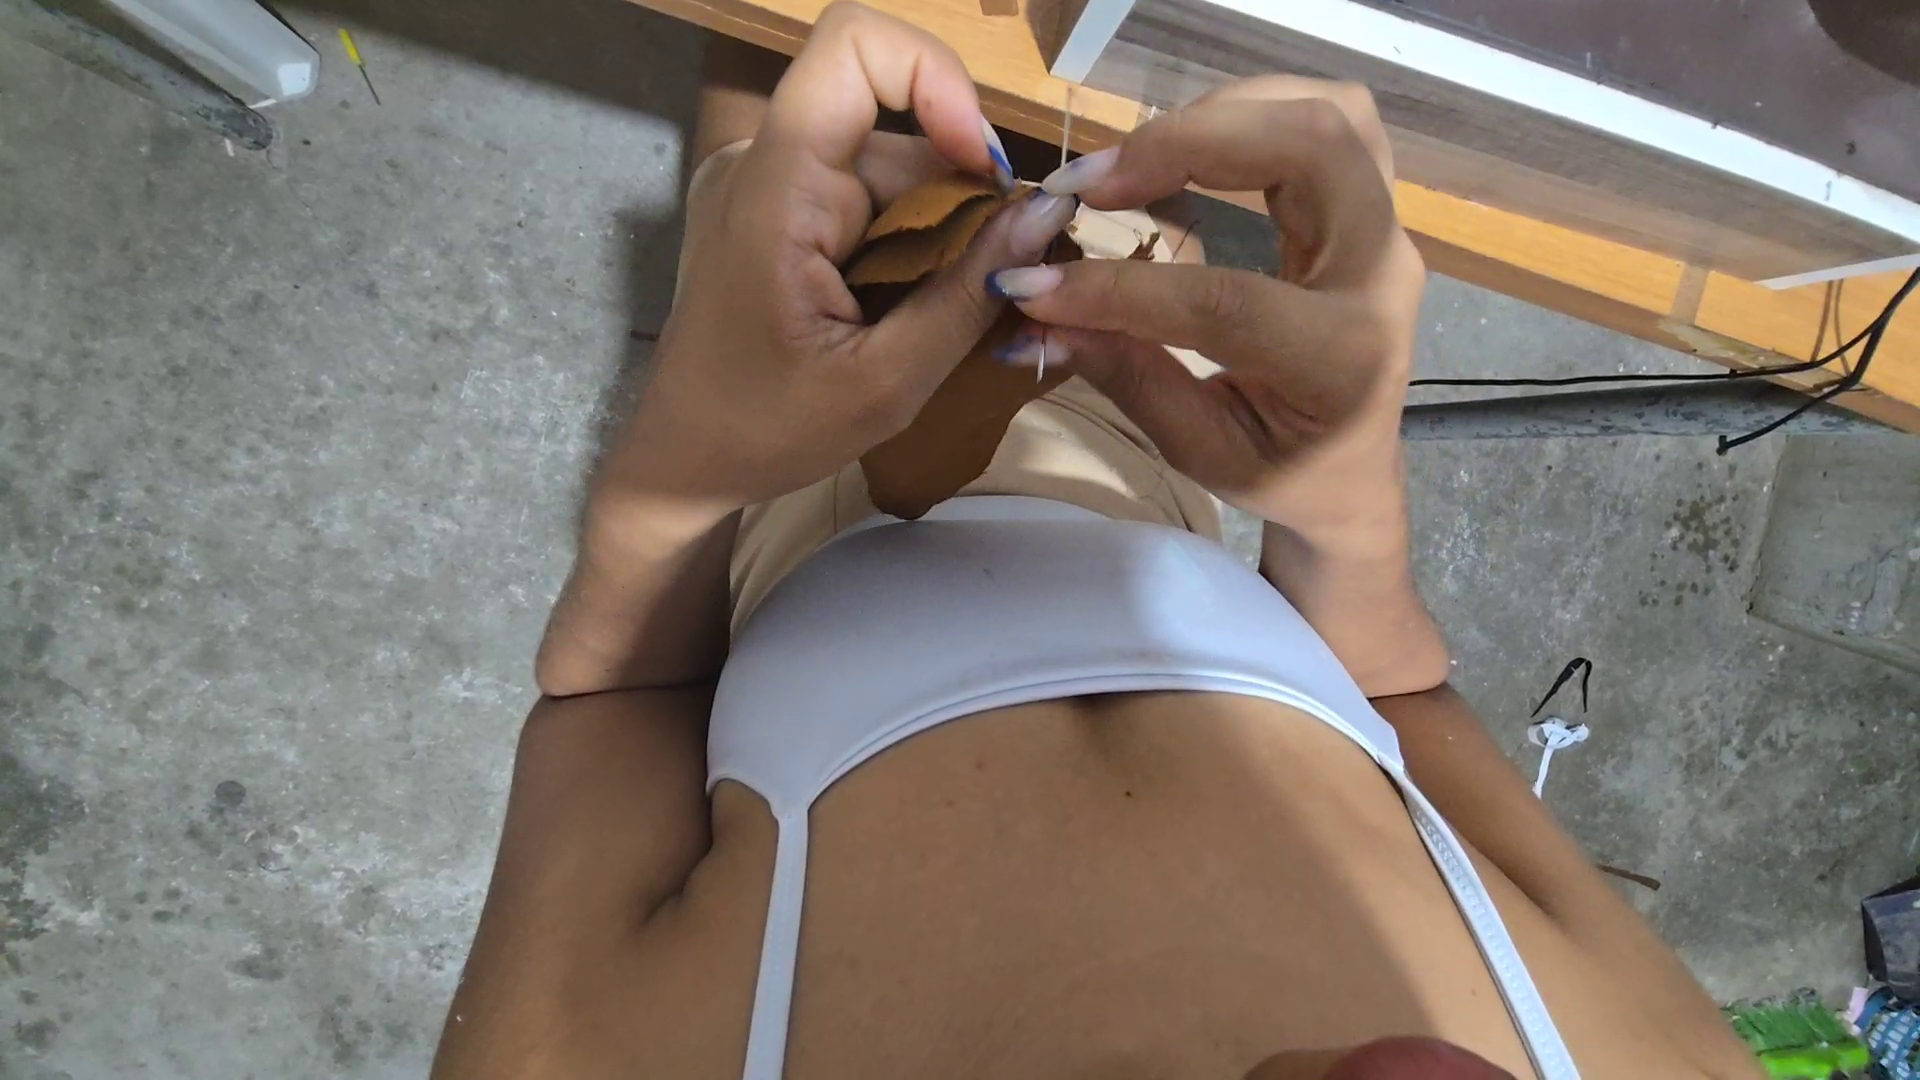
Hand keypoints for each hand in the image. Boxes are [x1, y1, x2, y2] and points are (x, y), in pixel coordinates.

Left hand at [596, 2, 1076, 523]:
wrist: (690, 460)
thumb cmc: (770, 432)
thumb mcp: (884, 383)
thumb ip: (965, 299)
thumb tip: (1046, 214)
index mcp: (779, 191)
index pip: (855, 48)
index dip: (937, 80)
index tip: (986, 170)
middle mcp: (773, 169)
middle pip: (895, 132)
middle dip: (964, 198)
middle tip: (1004, 278)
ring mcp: (776, 196)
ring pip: (892, 177)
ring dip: (943, 235)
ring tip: (962, 311)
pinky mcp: (785, 225)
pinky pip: (871, 210)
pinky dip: (913, 252)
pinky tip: (922, 310)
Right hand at [990, 78, 1421, 548]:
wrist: (1350, 472)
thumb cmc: (1279, 474)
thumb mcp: (1198, 448)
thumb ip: (1126, 378)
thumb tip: (1035, 323)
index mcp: (1338, 361)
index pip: (1222, 301)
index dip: (1118, 288)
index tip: (1030, 283)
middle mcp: (1381, 279)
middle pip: (1312, 149)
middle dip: (1188, 144)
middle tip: (1092, 181)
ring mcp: (1386, 234)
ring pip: (1328, 115)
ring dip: (1221, 116)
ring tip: (1132, 160)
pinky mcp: (1370, 213)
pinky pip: (1326, 124)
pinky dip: (1247, 118)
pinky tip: (1183, 151)